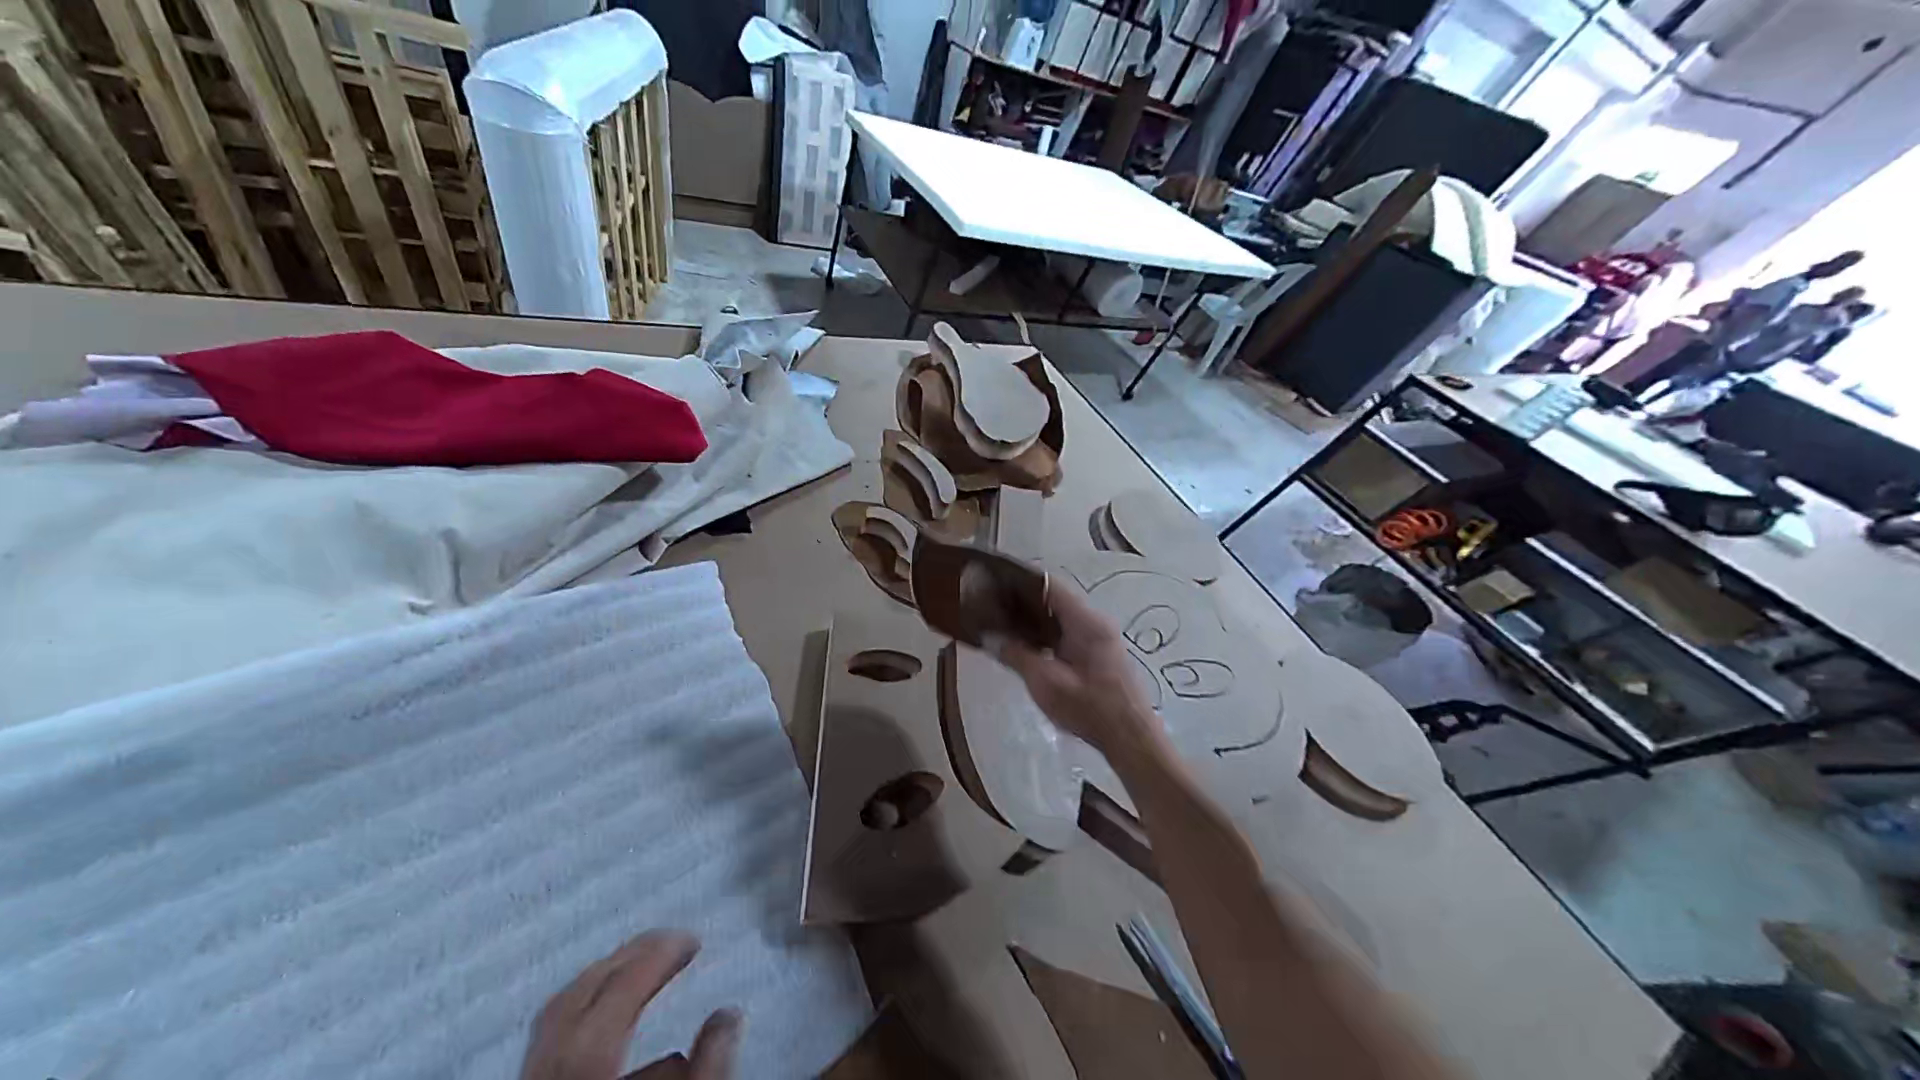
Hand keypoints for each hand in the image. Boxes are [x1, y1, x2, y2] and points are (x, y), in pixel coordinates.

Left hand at [520, 931, 740, 1079]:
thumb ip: (710, 1065)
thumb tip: (729, 1014)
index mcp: (586, 1058)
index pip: (622, 986)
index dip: (660, 953)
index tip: (692, 937)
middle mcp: (549, 1062)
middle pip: (581, 991)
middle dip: (627, 955)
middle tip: (668, 940)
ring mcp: (534, 1075)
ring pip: (559, 1015)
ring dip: (604, 980)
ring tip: (642, 969)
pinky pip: (551, 1040)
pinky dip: (586, 1019)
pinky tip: (619, 1031)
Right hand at [991, 579, 1163, 762]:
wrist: (1131, 739)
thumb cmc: (1089, 708)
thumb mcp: (1045, 683)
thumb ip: (1016, 656)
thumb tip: (990, 637)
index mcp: (1086, 622)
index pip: (1049, 585)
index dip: (1019, 580)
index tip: (992, 581)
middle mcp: (1095, 622)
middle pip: (1054, 599)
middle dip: (1021, 600)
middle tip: (990, 604)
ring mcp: (1100, 638)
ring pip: (1059, 617)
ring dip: (1033, 619)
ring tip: (1001, 624)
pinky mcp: (1099, 655)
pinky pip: (1066, 633)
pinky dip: (1044, 634)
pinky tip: (1025, 645)